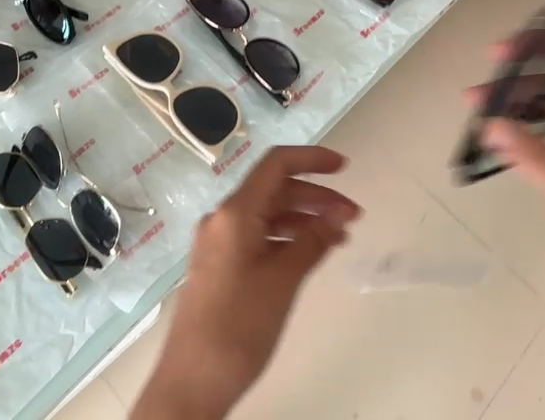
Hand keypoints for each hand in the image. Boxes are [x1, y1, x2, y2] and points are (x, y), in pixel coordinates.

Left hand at [132, 146, 361, 419]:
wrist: (190, 383)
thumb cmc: (238, 327)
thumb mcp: (282, 281)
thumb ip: (311, 242)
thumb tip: (334, 218)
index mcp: (235, 213)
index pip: (277, 165)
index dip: (312, 159)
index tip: (344, 167)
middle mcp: (223, 220)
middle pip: (276, 190)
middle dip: (317, 197)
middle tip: (353, 215)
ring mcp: (219, 243)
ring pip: (269, 215)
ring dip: (305, 219)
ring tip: (341, 237)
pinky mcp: (221, 266)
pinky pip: (259, 236)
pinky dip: (288, 238)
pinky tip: (312, 253)